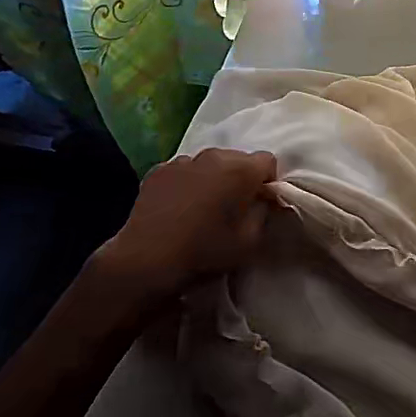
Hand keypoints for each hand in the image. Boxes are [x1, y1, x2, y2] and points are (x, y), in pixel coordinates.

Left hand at [89, 148, 277, 313]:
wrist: (147, 260)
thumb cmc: (205, 252)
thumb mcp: (250, 242)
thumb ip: (265, 213)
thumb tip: (264, 200)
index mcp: (240, 170)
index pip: (268, 161)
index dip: (268, 182)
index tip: (261, 203)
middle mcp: (212, 156)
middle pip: (238, 159)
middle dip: (241, 178)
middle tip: (234, 207)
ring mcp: (182, 160)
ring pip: (210, 163)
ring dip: (214, 178)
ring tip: (204, 207)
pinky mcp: (158, 170)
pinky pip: (184, 171)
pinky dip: (188, 182)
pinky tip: (180, 207)